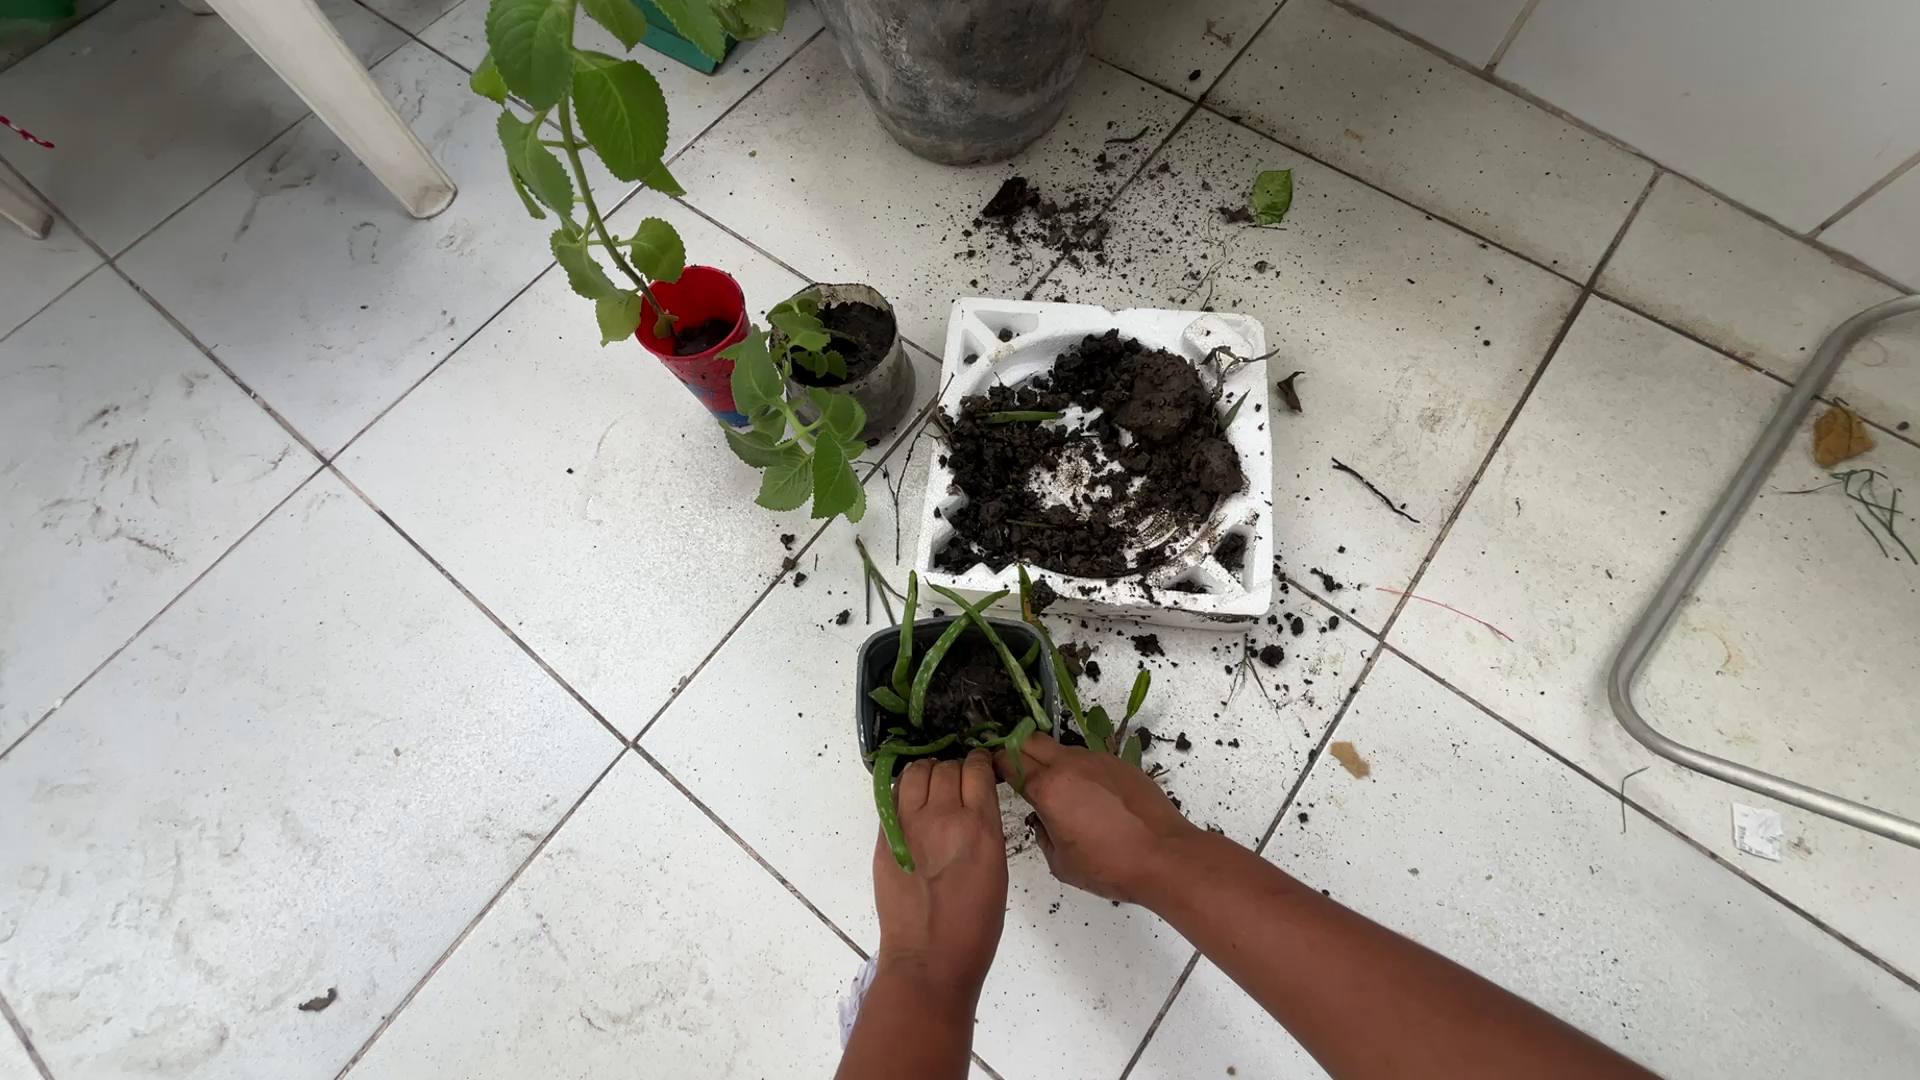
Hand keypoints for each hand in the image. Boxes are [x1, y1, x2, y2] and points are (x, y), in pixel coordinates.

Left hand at [872, 750, 1007, 1002]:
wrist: (930, 958)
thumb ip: (984, 826)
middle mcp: (944, 817)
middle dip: (954, 769)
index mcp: (979, 827)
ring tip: (931, 784)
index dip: (979, 763)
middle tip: (956, 782)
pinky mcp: (886, 836)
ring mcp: (910, 825)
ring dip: (927, 772)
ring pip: (916, 772)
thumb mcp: (996, 867)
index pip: (978, 769)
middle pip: (946, 767)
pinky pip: (894, 795)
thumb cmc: (974, 923)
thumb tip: (974, 801)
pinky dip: (905, 790)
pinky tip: (912, 801)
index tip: (979, 766)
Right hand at [994, 733, 1200, 903]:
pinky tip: (1092, 799)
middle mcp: (1069, 765)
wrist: (1164, 855)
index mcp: (1048, 788)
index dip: (996, 764)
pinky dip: (1080, 771)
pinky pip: (1088, 760)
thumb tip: (1043, 819)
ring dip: (1051, 762)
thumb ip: (1042, 834)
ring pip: (1061, 749)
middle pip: (1030, 740)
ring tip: (1060, 792)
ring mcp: (1095, 759)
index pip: (1009, 761)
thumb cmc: (1110, 865)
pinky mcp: (1118, 762)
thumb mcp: (1061, 863)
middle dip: (1018, 751)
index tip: (993, 771)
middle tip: (1017, 771)